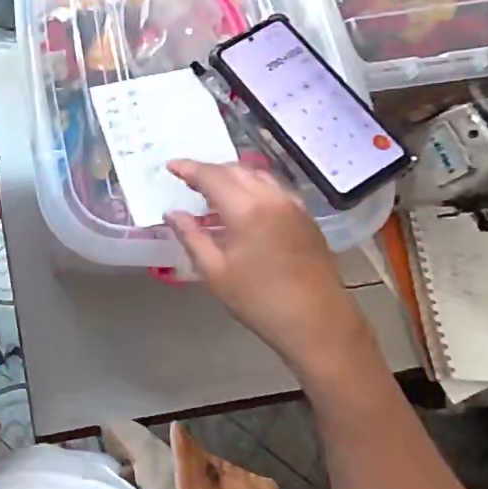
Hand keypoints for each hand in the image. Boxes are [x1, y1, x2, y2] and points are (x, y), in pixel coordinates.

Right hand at [166, 159, 372, 372]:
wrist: (317, 322)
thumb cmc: (260, 301)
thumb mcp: (215, 272)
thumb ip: (192, 237)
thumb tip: (173, 214)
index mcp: (247, 209)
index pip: (212, 176)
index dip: (188, 169)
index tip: (170, 166)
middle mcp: (272, 198)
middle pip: (236, 170)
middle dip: (210, 170)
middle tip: (188, 180)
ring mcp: (293, 206)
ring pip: (258, 176)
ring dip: (233, 177)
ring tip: (213, 192)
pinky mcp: (306, 218)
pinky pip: (274, 190)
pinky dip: (253, 188)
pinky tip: (243, 207)